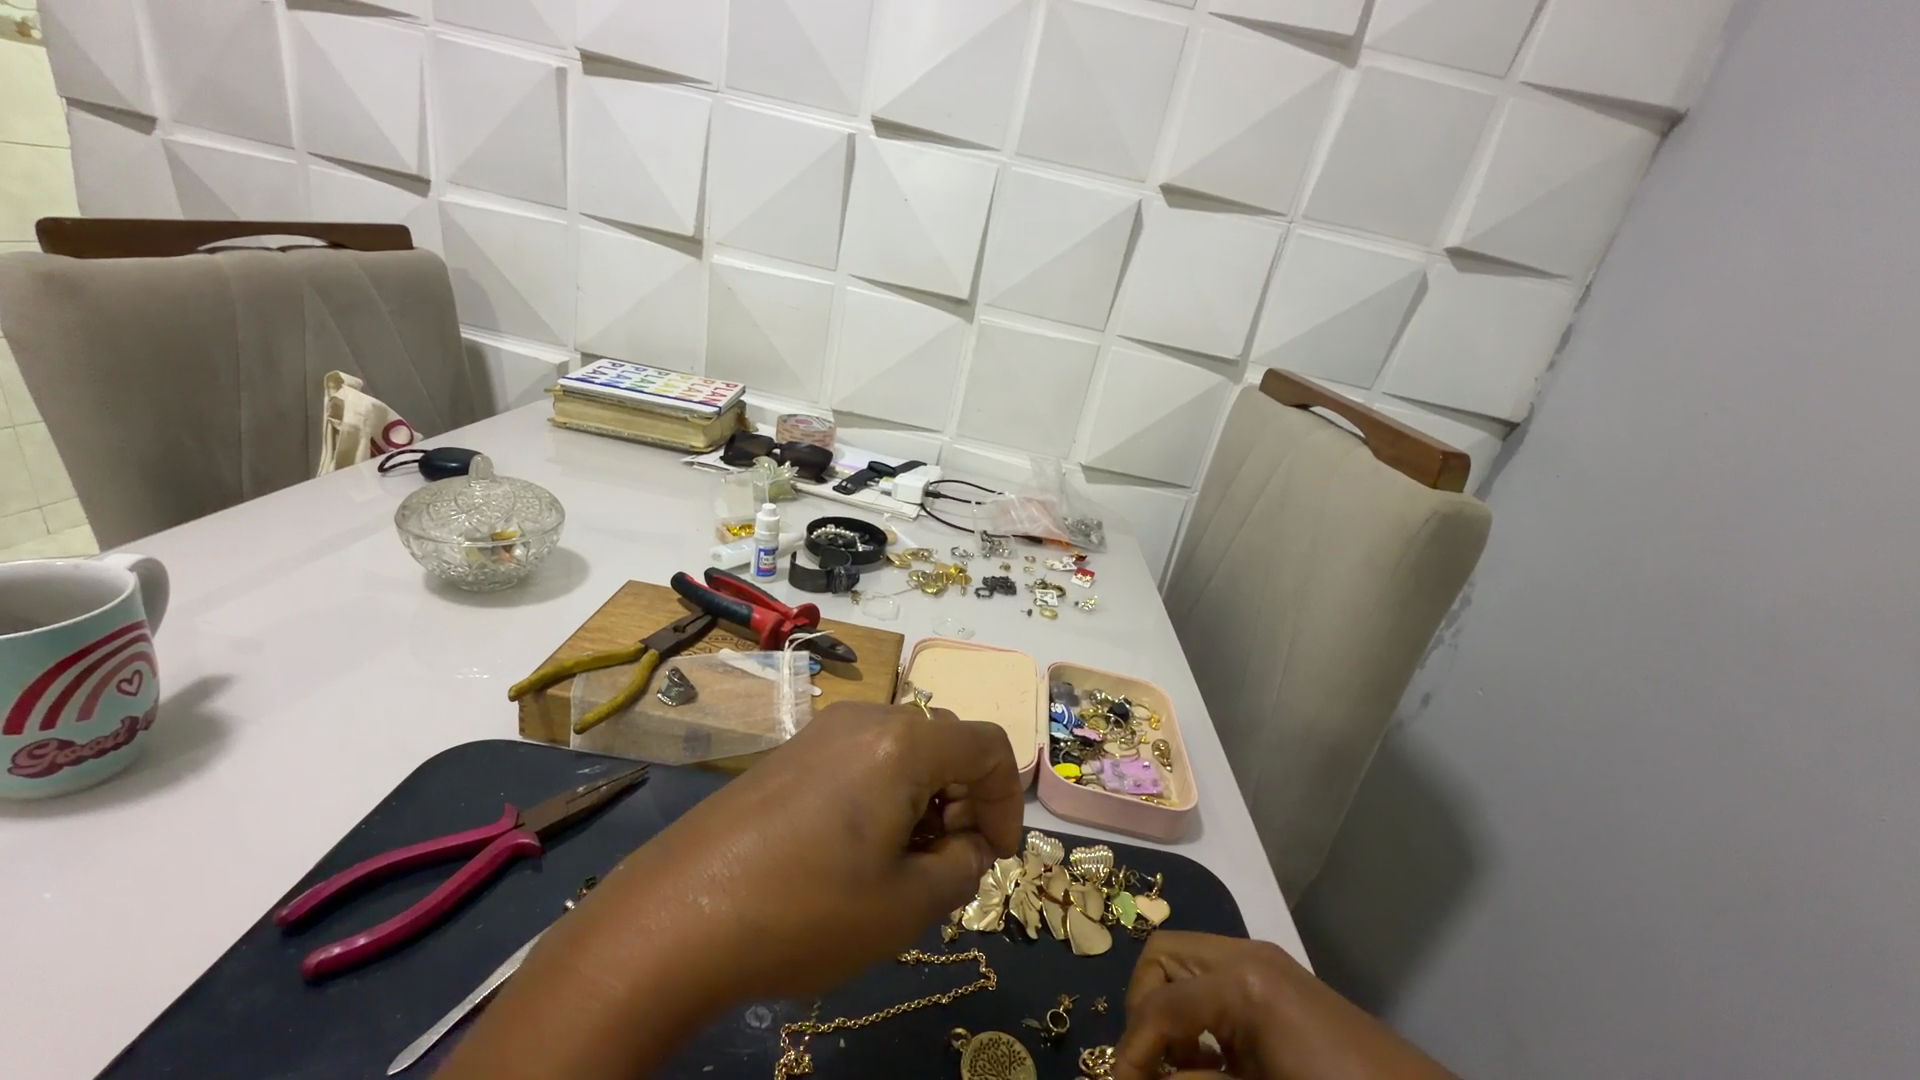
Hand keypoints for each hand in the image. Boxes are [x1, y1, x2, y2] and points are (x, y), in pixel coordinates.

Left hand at [571, 702, 1024, 1000]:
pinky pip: (858, 762)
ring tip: (899, 867)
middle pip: (944, 744)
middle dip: (963, 801)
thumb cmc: (806, 910)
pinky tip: (852, 854)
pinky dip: (880, 797)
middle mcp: (863, 719)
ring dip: (922, 801)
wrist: (674, 918)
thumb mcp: (907, 905)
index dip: (1009, 800)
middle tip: (946, 865)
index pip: (988, 746)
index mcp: (903, 743)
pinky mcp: (786, 755)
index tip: (994, 856)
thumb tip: (970, 846)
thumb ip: (963, 869)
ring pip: (900, 753)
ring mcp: (818, 733)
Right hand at [1115, 932, 1456, 1079]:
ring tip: (1178, 1068)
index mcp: (1242, 982)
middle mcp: (1247, 956)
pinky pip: (1216, 980)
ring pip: (1186, 963)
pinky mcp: (1279, 982)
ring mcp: (1265, 964)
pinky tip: (1211, 1062)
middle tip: (1148, 1067)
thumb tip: (1139, 1078)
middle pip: (1162, 958)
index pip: (1157, 1006)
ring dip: (1169, 1009)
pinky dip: (1198, 1013)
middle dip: (1143, 1010)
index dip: (1130, 1052)